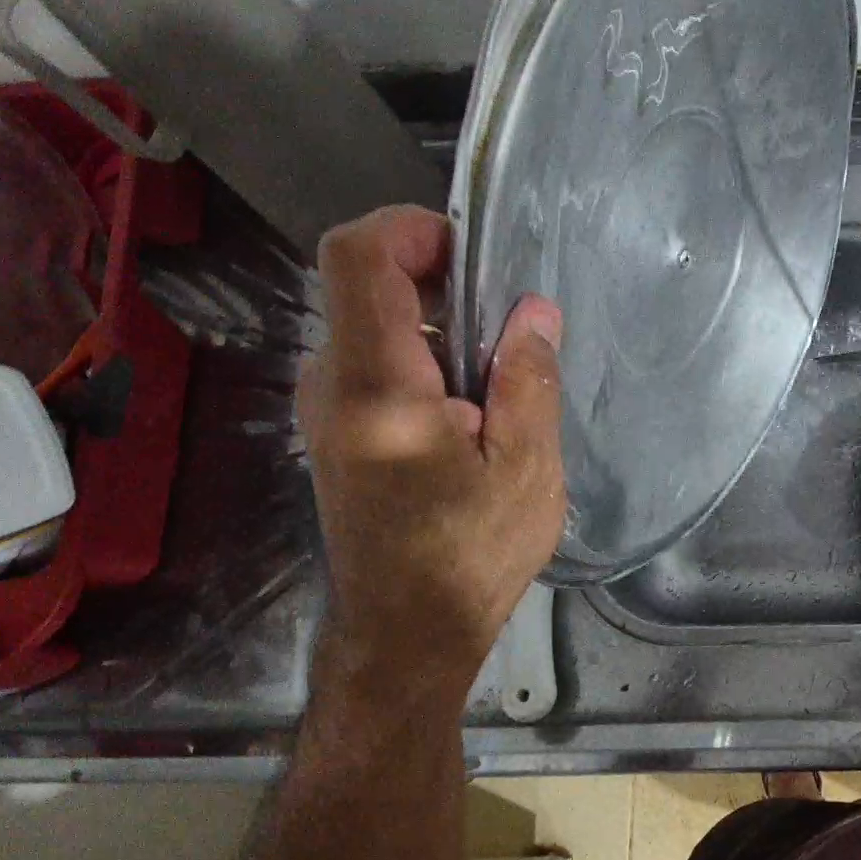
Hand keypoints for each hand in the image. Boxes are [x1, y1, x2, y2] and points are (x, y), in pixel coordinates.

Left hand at [298, 206, 565, 692]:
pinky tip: (473, 410)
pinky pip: (374, 366)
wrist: (410, 631)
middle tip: (511, 326)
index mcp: (377, 384)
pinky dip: (423, 360)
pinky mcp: (338, 433)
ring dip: (436, 328)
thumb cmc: (473, 554)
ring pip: (373, 328)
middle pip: (365, 287)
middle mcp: (332, 384)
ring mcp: (327, 409)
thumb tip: (534, 311)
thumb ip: (527, 381)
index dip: (410, 228)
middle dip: (440, 284)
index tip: (473, 253)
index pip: (358, 257)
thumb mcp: (526, 469)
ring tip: (502, 375)